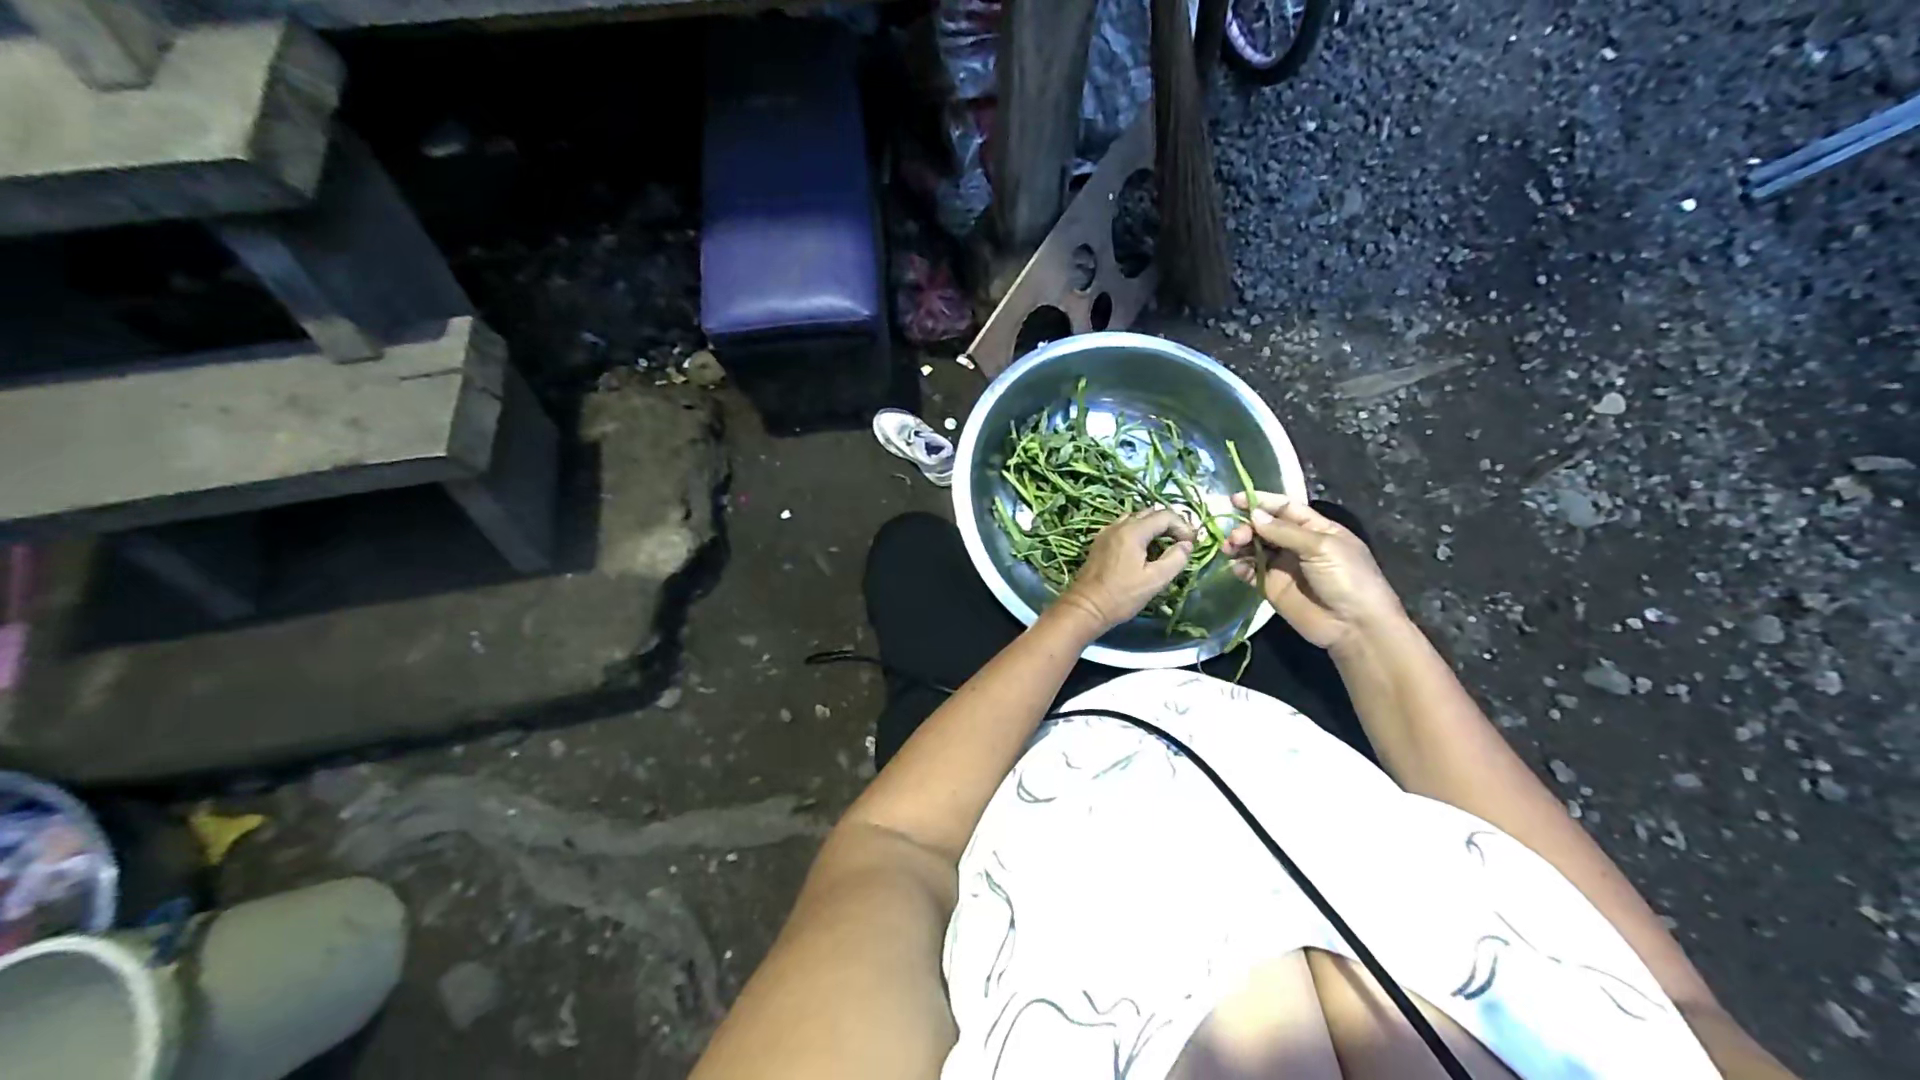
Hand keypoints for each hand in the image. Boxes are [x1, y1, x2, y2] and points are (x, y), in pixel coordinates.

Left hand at [1055, 509, 1195, 634]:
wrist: (1085, 607)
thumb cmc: (1121, 596)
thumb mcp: (1155, 580)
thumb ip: (1175, 559)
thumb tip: (1187, 545)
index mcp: (1132, 531)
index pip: (1165, 516)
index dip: (1183, 526)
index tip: (1191, 544)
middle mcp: (1117, 526)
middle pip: (1149, 513)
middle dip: (1169, 524)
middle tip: (1181, 542)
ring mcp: (1106, 533)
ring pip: (1135, 519)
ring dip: (1153, 527)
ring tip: (1164, 545)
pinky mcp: (1100, 543)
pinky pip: (1123, 528)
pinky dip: (1138, 532)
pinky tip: (1143, 550)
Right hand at [1222, 493, 1404, 652]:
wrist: (1355, 626)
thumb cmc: (1347, 578)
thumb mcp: (1321, 547)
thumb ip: (1284, 531)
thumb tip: (1253, 515)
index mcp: (1315, 529)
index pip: (1284, 508)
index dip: (1260, 502)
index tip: (1234, 500)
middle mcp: (1296, 544)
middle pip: (1264, 527)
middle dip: (1246, 527)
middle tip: (1236, 536)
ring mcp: (1283, 566)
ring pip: (1253, 548)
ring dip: (1239, 545)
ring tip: (1231, 549)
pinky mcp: (1271, 587)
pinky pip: (1250, 572)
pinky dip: (1240, 567)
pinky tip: (1238, 568)